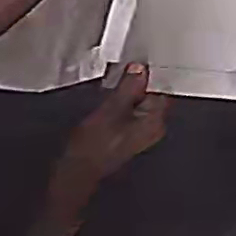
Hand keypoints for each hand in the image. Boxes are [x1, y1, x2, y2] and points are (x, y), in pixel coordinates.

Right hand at [49, 63, 167, 206]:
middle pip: (155, 95)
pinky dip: (127, 102)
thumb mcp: (109, 112)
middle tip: (131, 65)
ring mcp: (144, 132)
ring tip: (123, 75)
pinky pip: (135, 112)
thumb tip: (141, 67)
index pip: (162, 90)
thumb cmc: (91, 146)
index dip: (153, 74)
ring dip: (134, 91)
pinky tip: (117, 94)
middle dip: (144, 81)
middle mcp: (156, 126)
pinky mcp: (131, 135)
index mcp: (156, 120)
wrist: (73, 177)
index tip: (144, 59)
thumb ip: (128, 89)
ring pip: (144, 103)